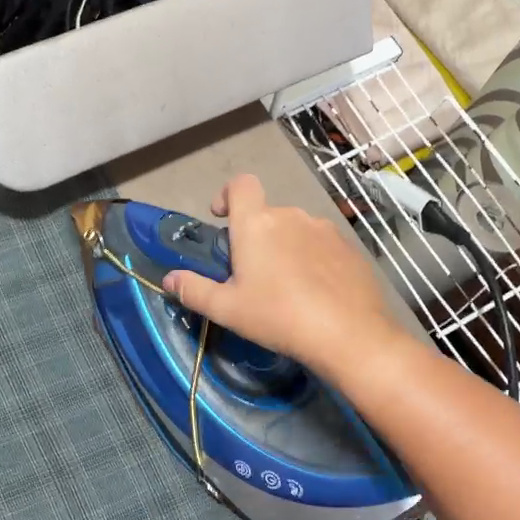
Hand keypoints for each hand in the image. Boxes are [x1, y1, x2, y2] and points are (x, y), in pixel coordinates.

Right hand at [161, 174, 414, 376]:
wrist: (348, 334)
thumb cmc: (278, 316)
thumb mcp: (226, 309)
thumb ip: (193, 290)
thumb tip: (169, 279)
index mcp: (256, 224)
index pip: (240, 185)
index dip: (227, 195)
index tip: (221, 218)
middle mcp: (291, 216)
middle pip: (266, 214)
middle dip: (255, 236)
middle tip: (250, 274)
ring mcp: (324, 230)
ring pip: (295, 230)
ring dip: (284, 248)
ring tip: (284, 287)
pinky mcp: (350, 248)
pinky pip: (321, 246)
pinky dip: (312, 260)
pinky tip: (314, 293)